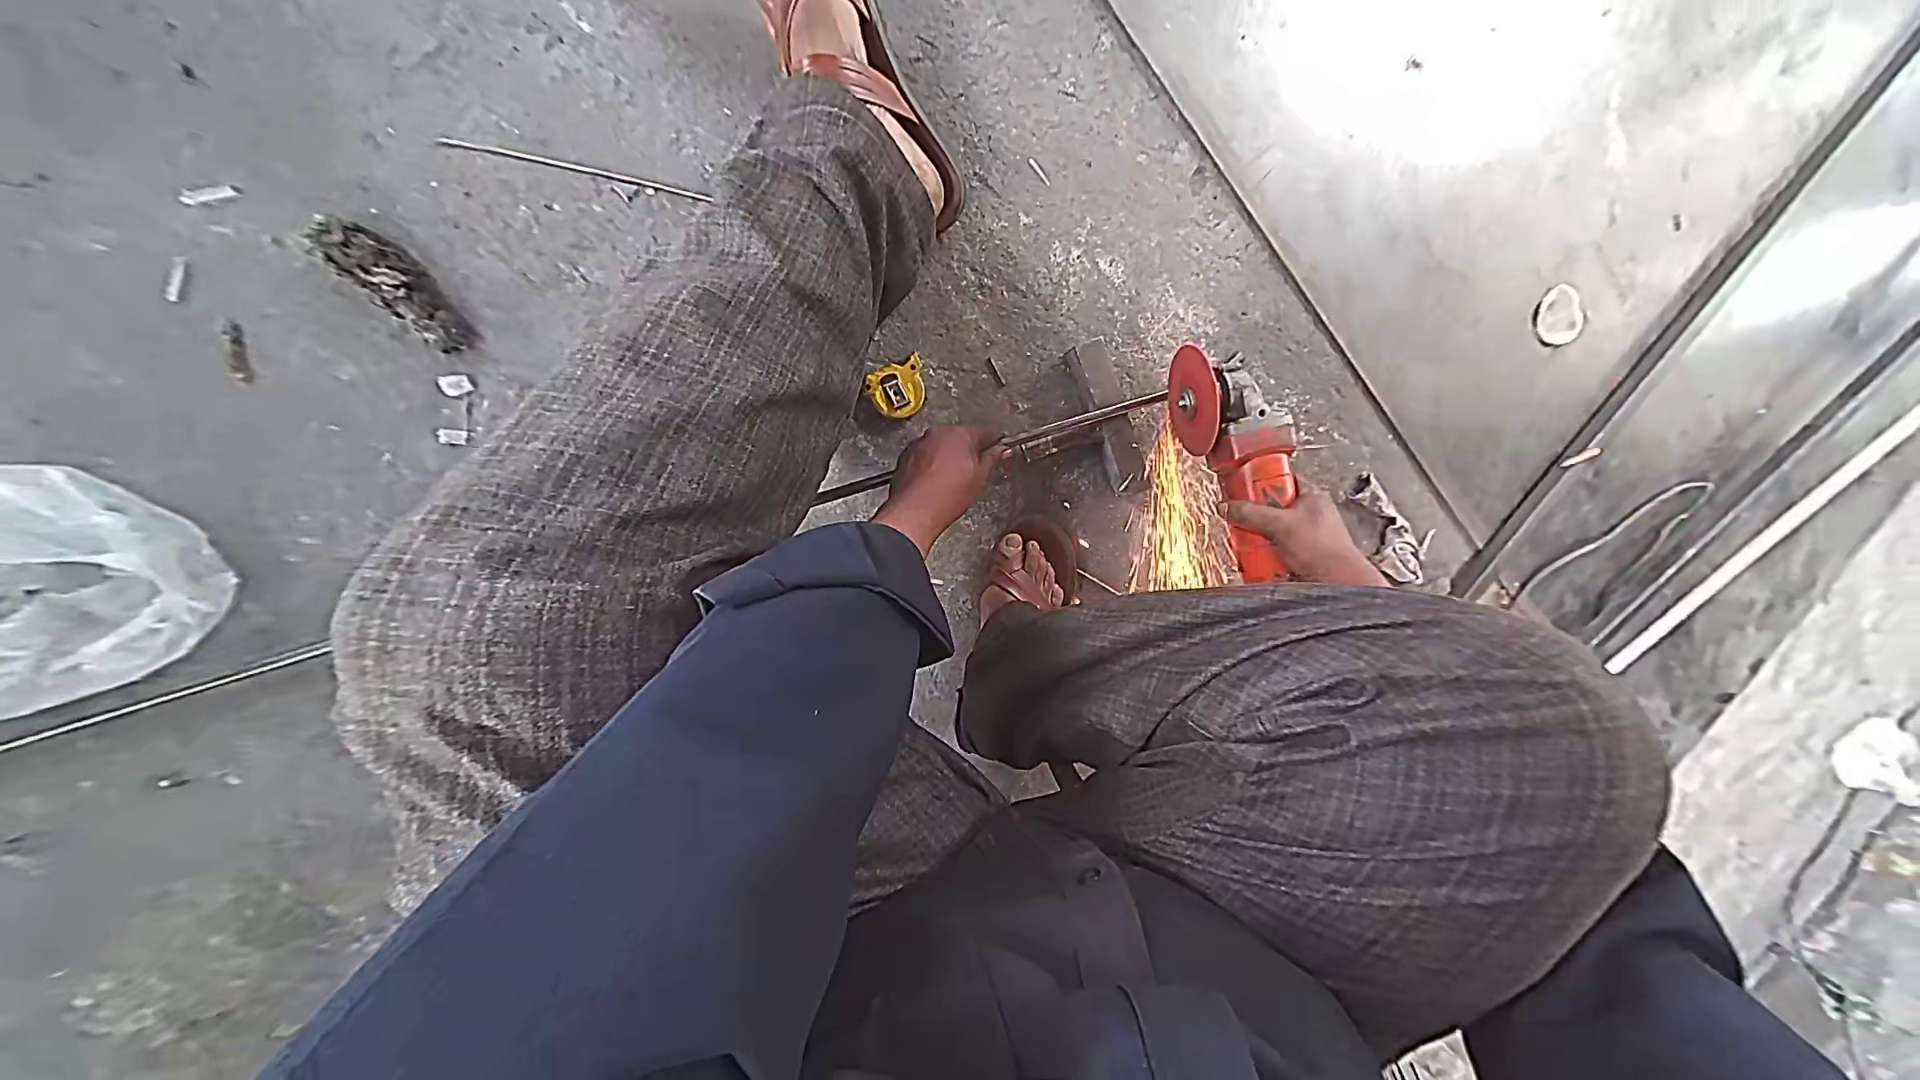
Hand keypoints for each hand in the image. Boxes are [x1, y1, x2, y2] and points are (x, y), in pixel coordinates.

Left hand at [871, 426, 1009, 554]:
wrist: (915, 511)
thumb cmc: (947, 495)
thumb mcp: (980, 477)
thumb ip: (992, 458)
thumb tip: (1001, 450)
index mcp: (960, 433)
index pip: (984, 433)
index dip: (993, 444)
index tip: (996, 452)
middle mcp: (938, 433)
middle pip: (960, 437)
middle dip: (967, 451)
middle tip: (974, 472)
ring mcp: (920, 444)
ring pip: (940, 446)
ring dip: (948, 458)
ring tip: (953, 481)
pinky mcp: (906, 457)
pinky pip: (925, 456)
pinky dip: (931, 465)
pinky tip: (936, 483)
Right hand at [1221, 482, 1388, 586]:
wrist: (1337, 583)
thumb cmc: (1322, 549)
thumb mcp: (1279, 524)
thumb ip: (1250, 513)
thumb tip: (1227, 507)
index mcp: (1311, 496)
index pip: (1281, 478)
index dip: (1261, 481)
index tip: (1241, 488)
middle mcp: (1308, 514)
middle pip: (1270, 508)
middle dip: (1253, 517)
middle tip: (1243, 521)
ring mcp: (1303, 535)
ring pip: (1269, 530)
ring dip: (1256, 538)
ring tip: (1250, 544)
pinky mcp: (1299, 555)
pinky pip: (1272, 549)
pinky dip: (1263, 554)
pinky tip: (1259, 560)